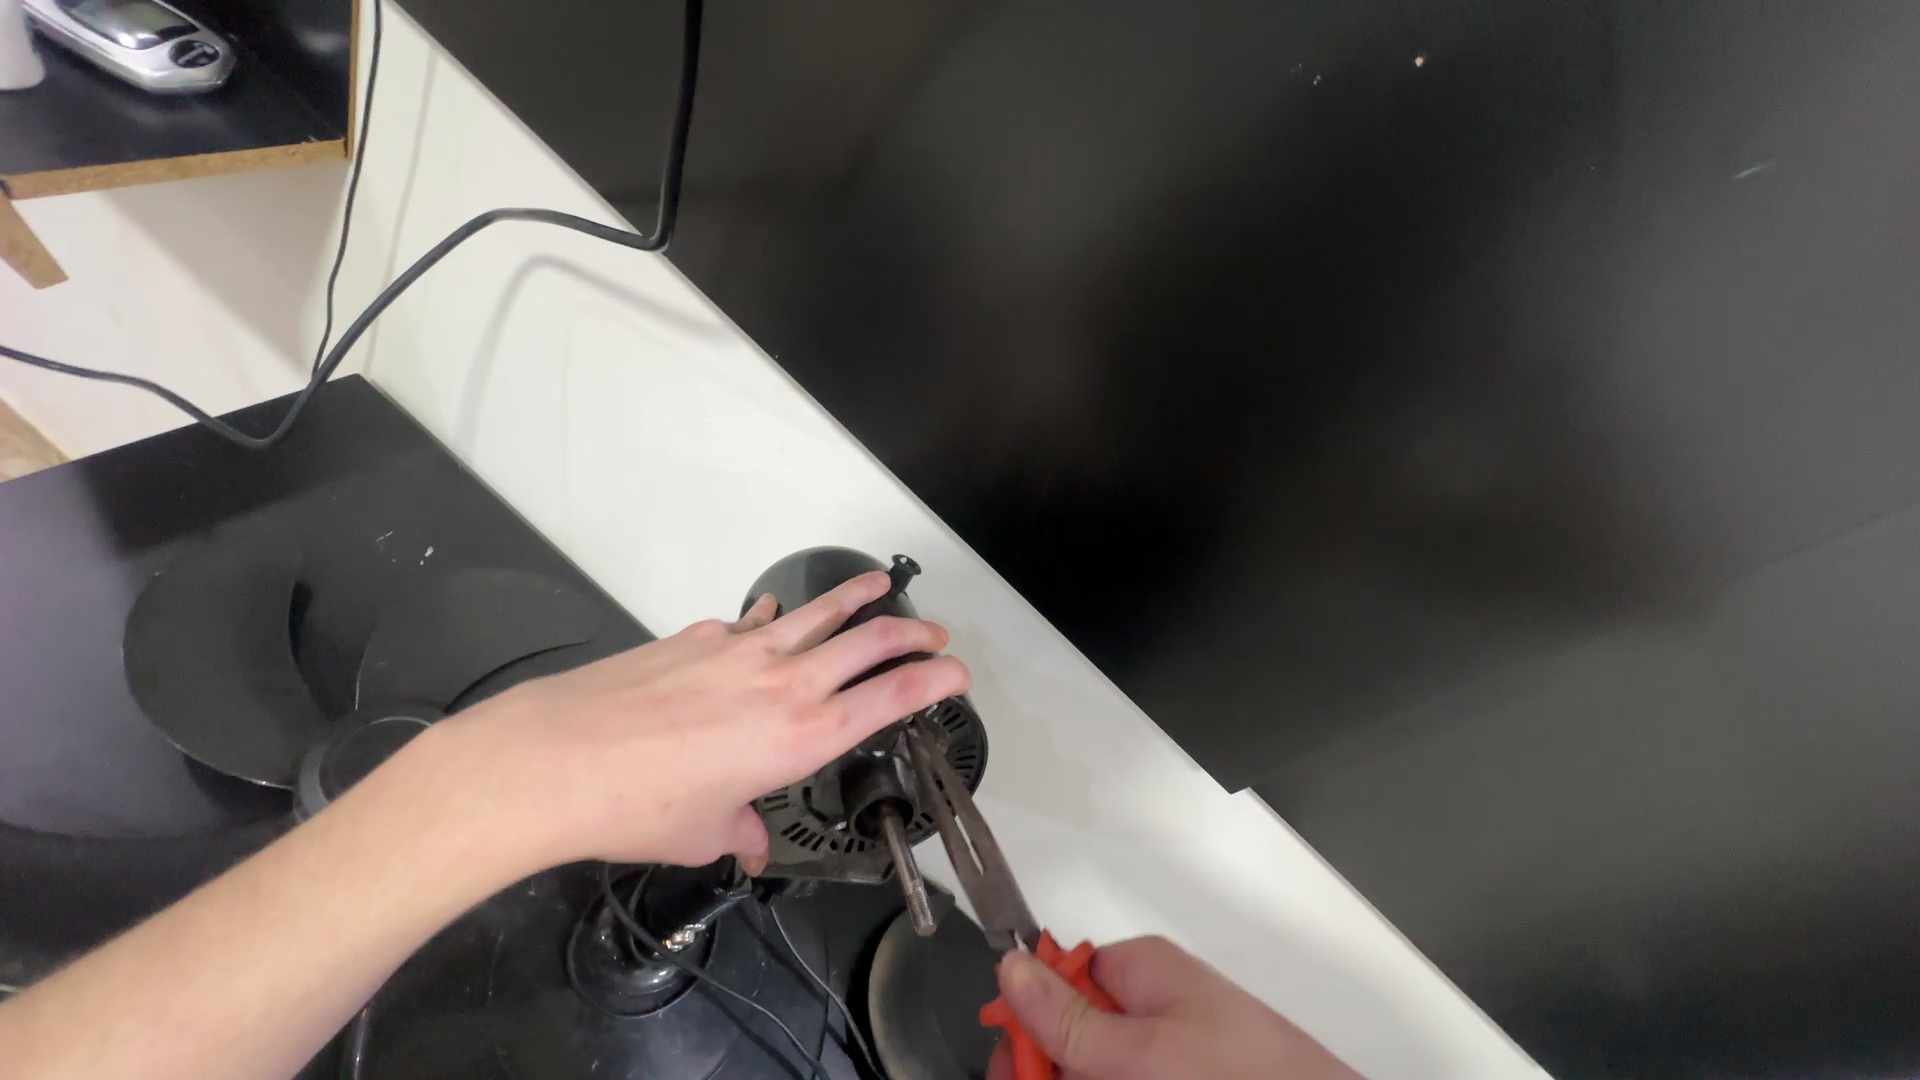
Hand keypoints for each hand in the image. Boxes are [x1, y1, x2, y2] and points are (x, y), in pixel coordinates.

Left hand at [407, 569, 968, 876]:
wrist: (556, 758)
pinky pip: (754, 620)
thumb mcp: (705, 831)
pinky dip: (776, 618)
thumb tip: (746, 840)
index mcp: (801, 736)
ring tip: (881, 585)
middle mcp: (785, 682)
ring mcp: (742, 648)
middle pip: (869, 642)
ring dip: (858, 598)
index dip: (934, 679)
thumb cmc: (640, 807)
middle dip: (913, 635)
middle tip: (938, 633)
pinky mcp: (702, 634)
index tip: (958, 671)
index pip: (890, 696)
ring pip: (820, 612)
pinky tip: (773, 617)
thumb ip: (739, 829)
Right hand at [987, 936, 1363, 1079]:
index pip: (1058, 981)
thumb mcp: (1146, 1056)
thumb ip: (1072, 1022)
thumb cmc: (1241, 1078)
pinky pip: (1132, 1070)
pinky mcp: (1186, 1071)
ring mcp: (1170, 1049)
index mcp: (1139, 970)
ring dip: (1080, 1075)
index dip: (1029, 1029)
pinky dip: (1113, 1076)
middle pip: (1076, 1037)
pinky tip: (1113, 1079)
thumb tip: (1008, 964)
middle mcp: (1150, 1003)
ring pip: (1101, 1065)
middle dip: (1052, 1068)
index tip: (1014, 1074)